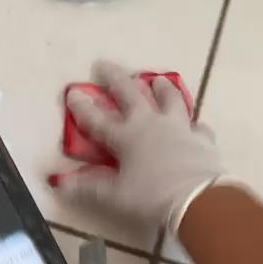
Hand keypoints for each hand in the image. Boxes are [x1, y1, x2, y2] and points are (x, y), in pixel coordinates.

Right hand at [53, 60, 226, 233]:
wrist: (199, 199)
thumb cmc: (151, 196)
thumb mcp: (115, 195)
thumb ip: (89, 187)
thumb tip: (60, 183)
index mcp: (126, 136)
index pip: (98, 119)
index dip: (83, 107)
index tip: (73, 92)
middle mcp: (151, 124)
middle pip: (131, 94)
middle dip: (116, 78)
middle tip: (105, 64)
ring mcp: (179, 128)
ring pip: (170, 99)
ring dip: (161, 87)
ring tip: (157, 79)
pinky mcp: (202, 139)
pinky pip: (197, 126)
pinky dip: (193, 124)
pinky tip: (194, 124)